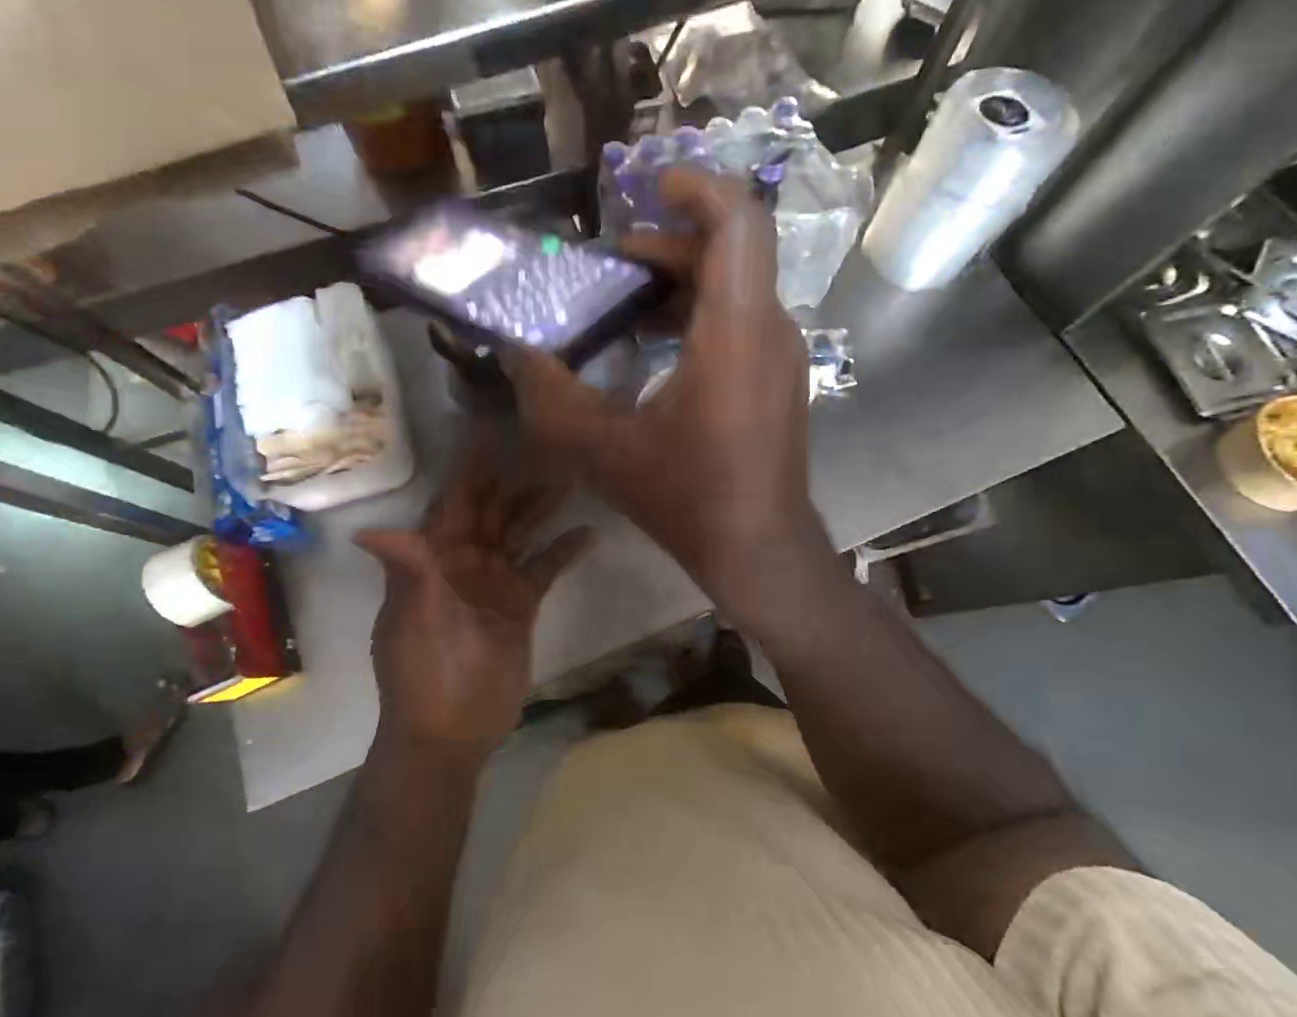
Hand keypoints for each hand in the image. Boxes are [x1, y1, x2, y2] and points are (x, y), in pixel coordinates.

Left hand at [357, 437, 593, 759]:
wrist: (451, 731)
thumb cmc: (422, 674)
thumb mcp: (412, 620)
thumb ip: (407, 572)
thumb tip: (369, 531)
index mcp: (433, 559)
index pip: (454, 503)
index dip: (471, 470)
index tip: (492, 432)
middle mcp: (464, 562)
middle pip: (495, 510)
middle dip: (517, 479)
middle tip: (550, 444)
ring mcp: (494, 583)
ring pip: (522, 533)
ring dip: (544, 506)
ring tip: (576, 475)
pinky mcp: (521, 605)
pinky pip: (544, 568)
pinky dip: (564, 551)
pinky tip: (589, 532)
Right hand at [504, 168, 824, 621]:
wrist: (759, 550)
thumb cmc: (688, 498)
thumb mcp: (605, 451)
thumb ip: (553, 399)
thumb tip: (515, 355)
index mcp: (733, 332)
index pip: (739, 222)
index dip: (698, 187)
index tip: (650, 188)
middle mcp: (768, 331)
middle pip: (731, 251)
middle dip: (671, 243)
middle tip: (615, 265)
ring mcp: (780, 357)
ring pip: (738, 287)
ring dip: (684, 281)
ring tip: (628, 302)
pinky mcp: (778, 380)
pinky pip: (743, 321)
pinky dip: (701, 315)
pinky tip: (657, 348)